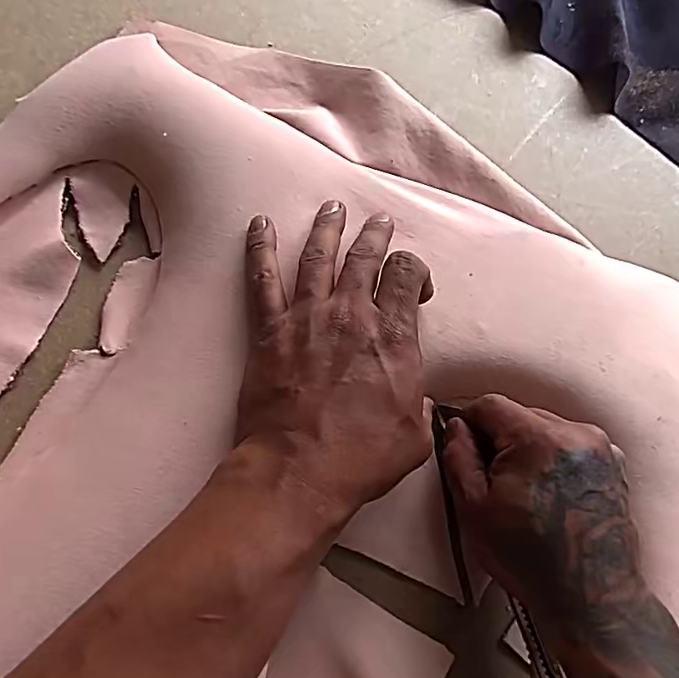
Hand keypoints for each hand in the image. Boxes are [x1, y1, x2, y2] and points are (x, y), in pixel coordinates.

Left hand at [235, 200, 434, 517]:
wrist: (300, 469)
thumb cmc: (359, 458)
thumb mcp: (414, 437)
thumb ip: (419, 407)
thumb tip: (420, 401)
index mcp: (393, 337)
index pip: (407, 276)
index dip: (415, 271)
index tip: (415, 285)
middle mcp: (352, 316)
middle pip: (365, 257)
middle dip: (374, 236)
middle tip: (378, 223)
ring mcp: (307, 319)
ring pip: (318, 256)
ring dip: (326, 228)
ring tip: (332, 208)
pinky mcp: (270, 332)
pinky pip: (262, 279)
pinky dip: (259, 248)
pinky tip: (258, 225)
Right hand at [441, 395, 644, 643]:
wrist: (589, 597)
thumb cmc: (530, 559)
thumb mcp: (473, 508)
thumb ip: (458, 456)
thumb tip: (457, 426)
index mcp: (540, 439)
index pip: (490, 404)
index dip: (468, 422)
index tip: (463, 446)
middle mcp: (577, 434)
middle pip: (519, 414)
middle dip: (498, 438)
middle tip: (490, 480)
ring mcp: (601, 449)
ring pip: (543, 428)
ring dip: (525, 449)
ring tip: (521, 492)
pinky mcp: (613, 465)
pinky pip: (568, 445)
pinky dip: (550, 459)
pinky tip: (544, 494)